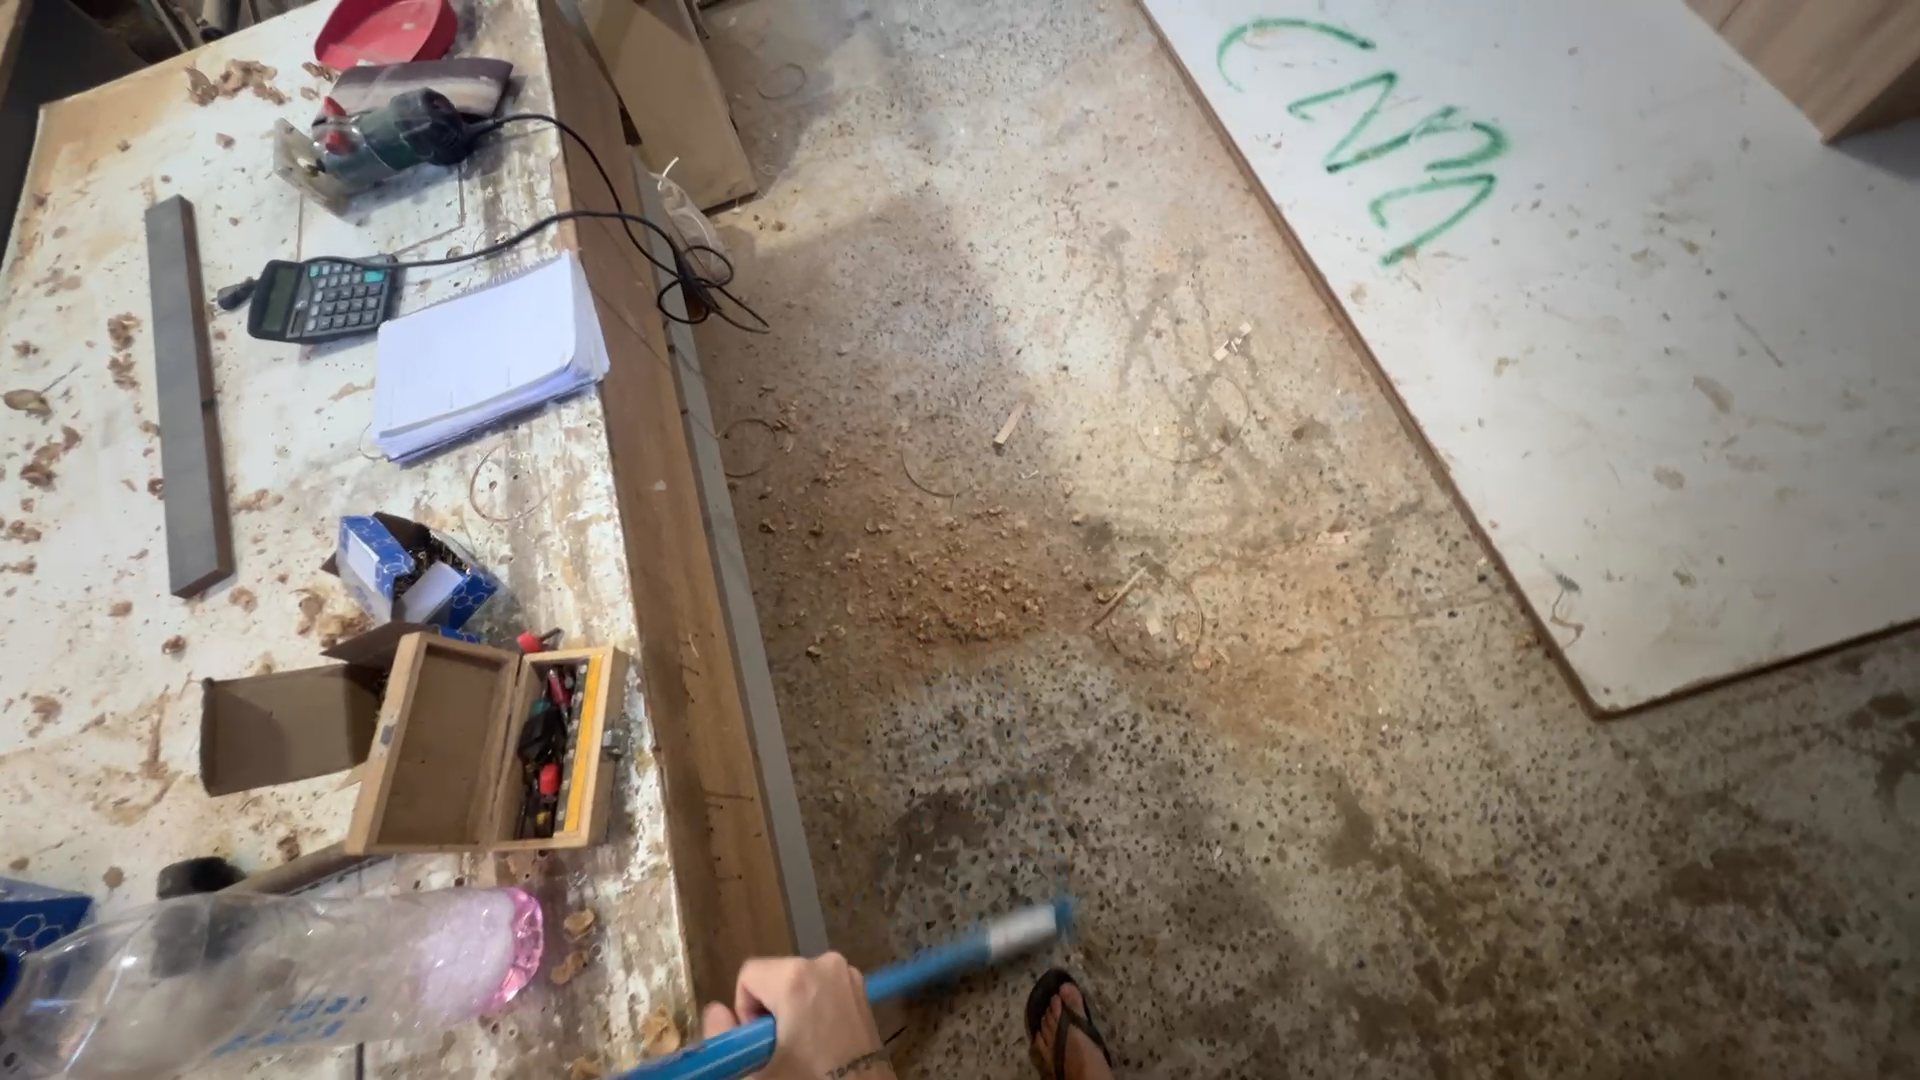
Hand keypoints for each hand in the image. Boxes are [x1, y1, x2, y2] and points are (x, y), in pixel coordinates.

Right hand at [701, 953, 893, 1079]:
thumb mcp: (756, 1071)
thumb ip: (725, 1037)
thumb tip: (713, 1010)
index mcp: (797, 976)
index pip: (749, 974)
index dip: (744, 1011)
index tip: (758, 1043)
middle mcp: (825, 963)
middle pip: (775, 977)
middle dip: (769, 1010)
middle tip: (778, 1050)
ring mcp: (848, 973)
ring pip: (799, 983)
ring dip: (791, 1010)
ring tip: (802, 1049)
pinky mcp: (861, 988)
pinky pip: (823, 988)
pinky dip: (814, 1008)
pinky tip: (821, 1042)